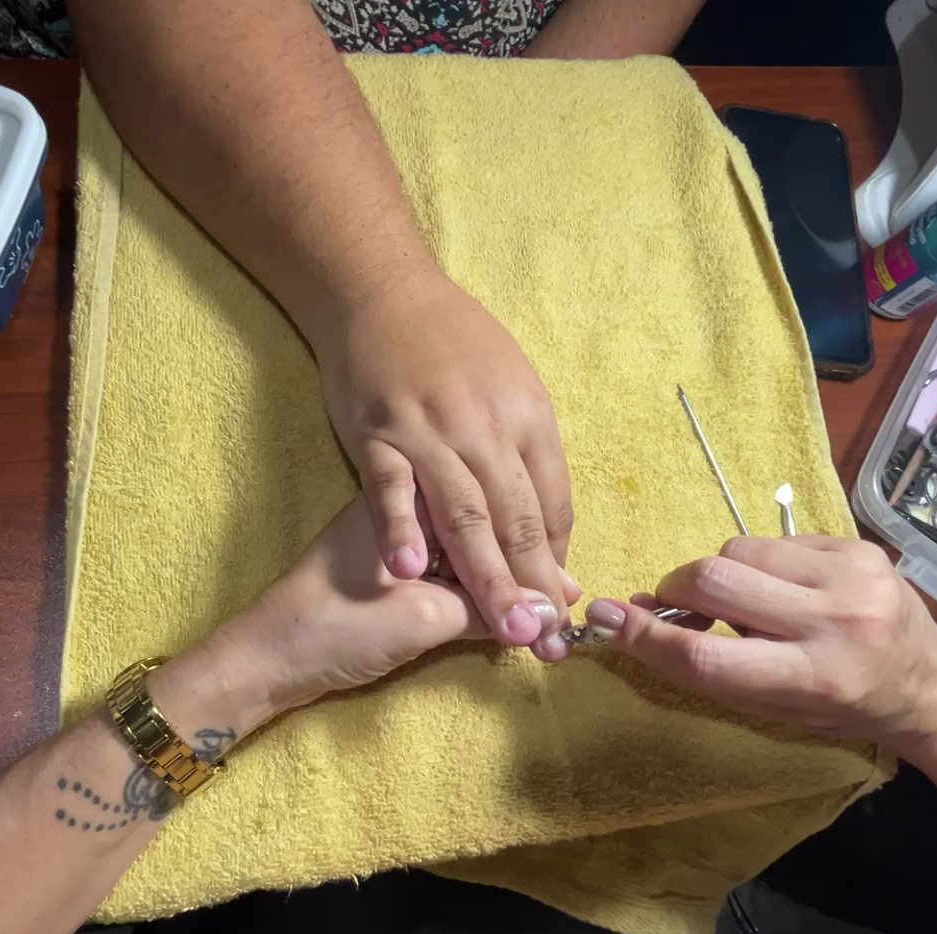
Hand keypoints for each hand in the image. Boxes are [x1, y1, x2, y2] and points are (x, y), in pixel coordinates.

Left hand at [216, 500, 567, 720]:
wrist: (268, 655)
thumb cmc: (337, 626)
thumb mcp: (418, 620)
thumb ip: (484, 612)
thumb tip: (547, 616)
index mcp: (409, 501)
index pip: (489, 518)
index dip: (532, 559)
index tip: (569, 595)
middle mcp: (408, 509)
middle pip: (486, 531)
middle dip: (527, 569)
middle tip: (570, 603)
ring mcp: (400, 537)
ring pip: (471, 548)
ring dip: (507, 578)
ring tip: (552, 607)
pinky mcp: (393, 565)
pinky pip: (450, 566)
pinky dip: (478, 586)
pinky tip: (506, 604)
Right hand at [311, 267, 573, 653]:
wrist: (382, 291)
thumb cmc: (450, 339)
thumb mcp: (509, 383)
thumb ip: (526, 451)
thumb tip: (542, 519)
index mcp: (526, 415)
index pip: (551, 503)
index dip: (556, 558)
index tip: (558, 601)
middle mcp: (486, 426)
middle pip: (518, 518)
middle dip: (535, 584)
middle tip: (547, 639)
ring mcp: (430, 431)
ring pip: (465, 513)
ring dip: (488, 576)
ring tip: (506, 628)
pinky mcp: (378, 434)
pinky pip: (391, 489)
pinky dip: (401, 530)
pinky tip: (410, 571)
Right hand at [587, 536, 936, 750]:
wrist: (927, 684)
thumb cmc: (832, 706)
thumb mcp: (765, 706)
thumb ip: (696, 662)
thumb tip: (619, 616)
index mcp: (813, 680)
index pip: (708, 655)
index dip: (648, 637)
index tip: (606, 618)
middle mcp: (838, 623)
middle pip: (715, 582)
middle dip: (678, 589)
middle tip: (681, 605)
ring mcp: (854, 577)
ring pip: (736, 550)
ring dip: (722, 575)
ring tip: (749, 601)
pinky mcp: (859, 547)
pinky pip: (770, 541)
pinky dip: (758, 564)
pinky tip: (784, 587)